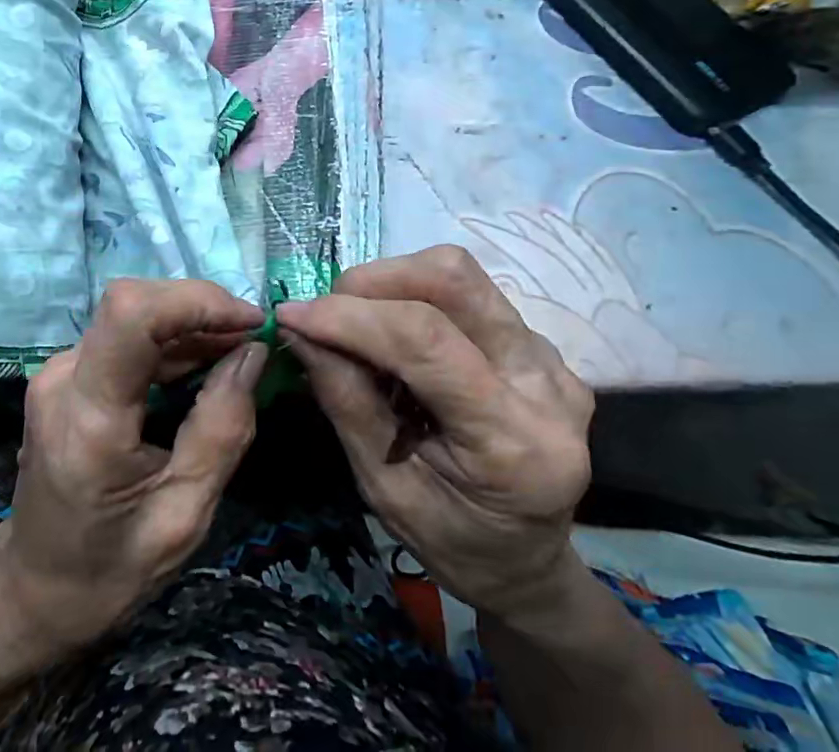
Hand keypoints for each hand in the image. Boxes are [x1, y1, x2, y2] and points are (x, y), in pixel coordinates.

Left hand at [0, 279, 267, 691]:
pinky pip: (120, 341)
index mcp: (89, 418)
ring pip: (128, 318)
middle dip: (199, 310)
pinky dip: (166, 343)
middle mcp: (62, 379)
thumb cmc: (112, 567)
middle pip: (131, 306)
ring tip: (239, 351)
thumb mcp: (185, 513)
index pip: (130, 314)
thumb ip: (222, 427)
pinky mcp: (64, 379)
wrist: (37, 586)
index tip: (252, 323)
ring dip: (187, 325)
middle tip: (253, 341)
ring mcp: (57, 375)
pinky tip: (203, 362)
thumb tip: (252, 354)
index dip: (196, 301)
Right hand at [275, 246, 593, 620]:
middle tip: (323, 317)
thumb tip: (297, 331)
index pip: (426, 342)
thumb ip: (345, 400)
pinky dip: (408, 300)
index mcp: (514, 441)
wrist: (523, 561)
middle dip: (370, 283)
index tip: (287, 317)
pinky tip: (389, 342)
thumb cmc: (450, 540)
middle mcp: (546, 385)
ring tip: (352, 326)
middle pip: (453, 281)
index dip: (347, 317)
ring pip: (459, 276)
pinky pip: (464, 295)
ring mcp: (550, 360)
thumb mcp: (381, 487)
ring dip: (387, 285)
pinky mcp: (539, 347)